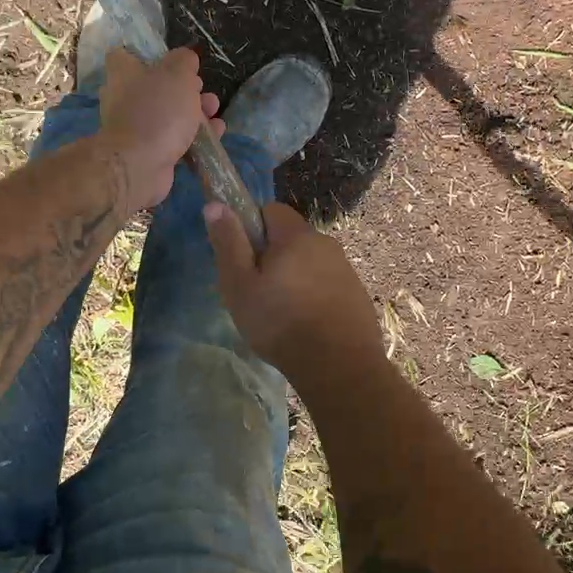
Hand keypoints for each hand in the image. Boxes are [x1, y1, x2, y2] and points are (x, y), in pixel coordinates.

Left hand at [98, 47, 221, 207]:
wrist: (139, 165)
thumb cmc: (157, 111)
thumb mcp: (177, 74)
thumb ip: (184, 61)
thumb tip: (185, 59)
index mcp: (122, 74)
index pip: (124, 55)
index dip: (148, 55)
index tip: (173, 61)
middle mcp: (123, 99)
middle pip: (156, 86)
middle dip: (186, 88)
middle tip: (203, 90)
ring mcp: (135, 128)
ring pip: (167, 114)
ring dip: (195, 112)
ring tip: (214, 112)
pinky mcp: (147, 152)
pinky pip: (173, 139)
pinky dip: (194, 136)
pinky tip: (216, 134)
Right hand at [204, 200, 382, 381]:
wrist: (339, 367)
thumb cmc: (279, 322)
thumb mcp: (239, 284)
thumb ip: (228, 242)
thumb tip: (216, 204)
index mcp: (296, 235)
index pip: (271, 210)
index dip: (252, 229)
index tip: (244, 260)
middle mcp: (325, 243)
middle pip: (290, 238)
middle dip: (272, 257)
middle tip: (257, 292)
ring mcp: (345, 269)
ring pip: (309, 262)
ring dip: (294, 278)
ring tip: (281, 314)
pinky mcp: (357, 295)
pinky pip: (327, 284)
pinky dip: (314, 296)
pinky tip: (306, 326)